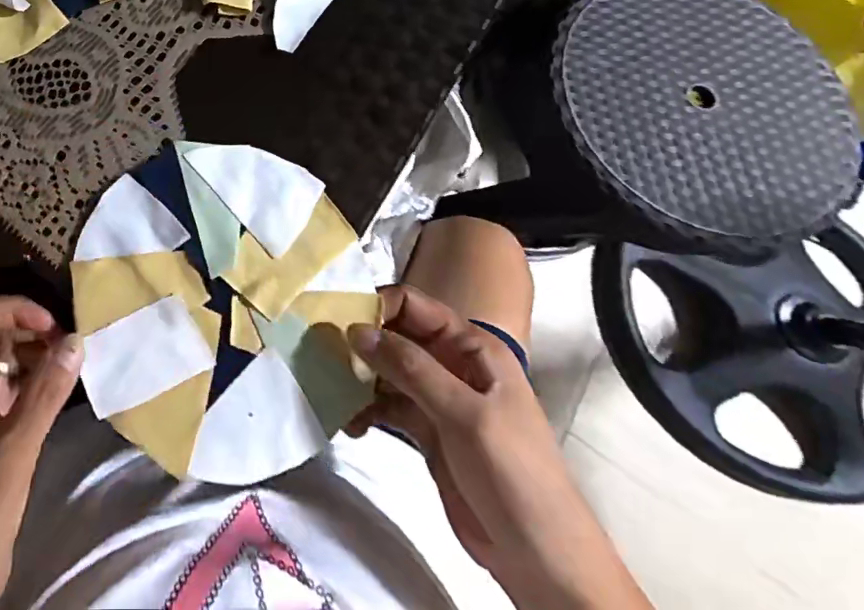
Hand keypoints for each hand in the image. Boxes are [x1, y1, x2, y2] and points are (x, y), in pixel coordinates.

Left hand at [0, 296, 82, 609]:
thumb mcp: (13, 453)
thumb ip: (44, 396)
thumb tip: (75, 341)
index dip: (15, 310)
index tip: (55, 326)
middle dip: (29, 329)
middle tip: (72, 345)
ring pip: (0, 364)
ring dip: (33, 356)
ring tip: (71, 364)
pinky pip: (7, 393)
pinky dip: (32, 385)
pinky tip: (58, 392)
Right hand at [347, 285, 649, 609]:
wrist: (541, 557)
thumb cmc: (515, 475)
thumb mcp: (465, 415)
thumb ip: (410, 368)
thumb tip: (355, 329)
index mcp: (471, 349)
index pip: (411, 305)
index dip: (374, 308)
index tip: (338, 326)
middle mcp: (450, 364)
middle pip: (390, 335)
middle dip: (356, 344)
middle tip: (323, 360)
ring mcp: (436, 397)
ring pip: (381, 369)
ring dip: (354, 380)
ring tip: (333, 396)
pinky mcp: (423, 427)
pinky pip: (381, 404)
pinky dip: (362, 410)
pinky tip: (350, 426)